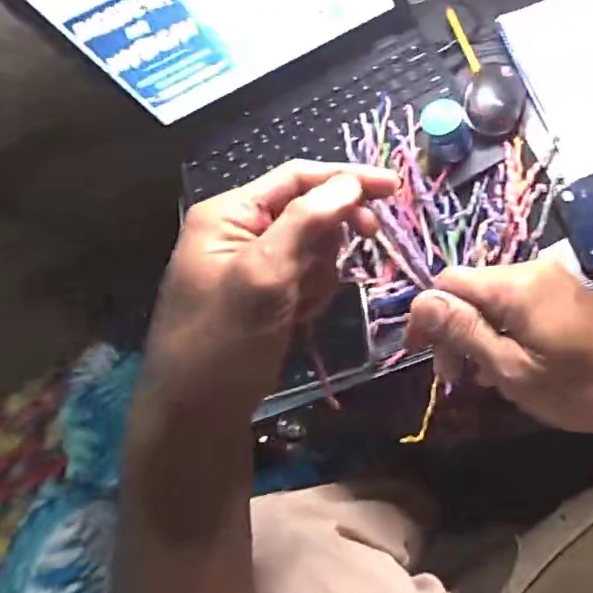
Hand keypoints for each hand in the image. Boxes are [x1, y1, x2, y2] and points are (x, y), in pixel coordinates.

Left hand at [142, 160, 397, 415]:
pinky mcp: (269, 292)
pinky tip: (300, 315)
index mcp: (229, 214)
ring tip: (304, 302)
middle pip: (311, 208)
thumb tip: (349, 182)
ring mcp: (255, 263)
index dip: (348, 177)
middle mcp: (241, 230)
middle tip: (370, 239)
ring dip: (323, 269)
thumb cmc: (222, 342)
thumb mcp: (264, 276)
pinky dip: (315, 290)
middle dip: (335, 230)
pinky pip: (309, 275)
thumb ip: (305, 222)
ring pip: (316, 244)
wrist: (196, 415)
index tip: (395, 187)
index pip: (298, 177)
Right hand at [406, 261, 592, 432]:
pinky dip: (503, 330)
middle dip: (453, 330)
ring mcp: (550, 279)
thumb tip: (421, 302)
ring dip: (478, 334)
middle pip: (469, 289)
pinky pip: (517, 303)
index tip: (421, 356)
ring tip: (483, 378)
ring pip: (492, 298)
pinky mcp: (562, 293)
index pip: (448, 281)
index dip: (427, 315)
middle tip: (456, 379)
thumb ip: (465, 333)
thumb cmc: (581, 387)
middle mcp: (530, 270)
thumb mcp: (514, 370)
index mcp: (515, 285)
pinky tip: (508, 363)